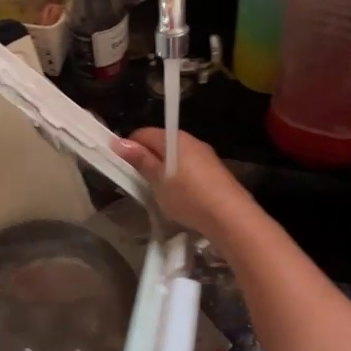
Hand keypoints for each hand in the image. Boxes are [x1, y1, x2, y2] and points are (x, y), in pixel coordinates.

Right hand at [113, 128, 252, 236]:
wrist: (231, 217)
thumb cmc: (188, 196)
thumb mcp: (158, 181)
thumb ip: (140, 160)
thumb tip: (119, 143)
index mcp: (174, 138)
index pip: (144, 133)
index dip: (130, 148)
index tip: (124, 168)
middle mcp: (191, 141)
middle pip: (161, 143)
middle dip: (147, 159)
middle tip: (140, 182)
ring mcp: (206, 156)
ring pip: (176, 157)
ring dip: (164, 170)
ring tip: (159, 192)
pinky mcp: (215, 172)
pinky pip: (190, 168)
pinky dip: (180, 178)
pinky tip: (181, 197)